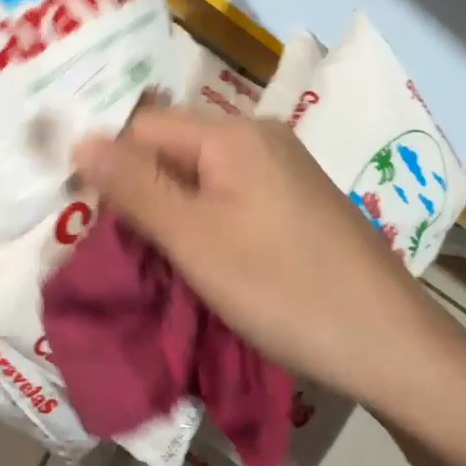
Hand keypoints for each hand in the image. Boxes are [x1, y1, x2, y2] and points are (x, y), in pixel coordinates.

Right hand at [73, 108, 445, 405]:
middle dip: (138, 189)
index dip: (107, 164)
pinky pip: (232, 193)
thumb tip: (81, 139)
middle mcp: (260, 135)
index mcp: (233, 133)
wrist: (385, 339)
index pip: (144, 126)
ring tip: (150, 256)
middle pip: (174, 147)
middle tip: (113, 244)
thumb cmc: (282, 287)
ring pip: (202, 173)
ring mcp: (283, 166)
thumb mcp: (196, 240)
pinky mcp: (297, 199)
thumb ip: (136, 187)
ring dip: (170, 208)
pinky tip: (199, 256)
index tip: (80, 215)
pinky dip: (205, 219)